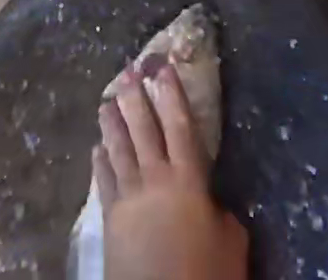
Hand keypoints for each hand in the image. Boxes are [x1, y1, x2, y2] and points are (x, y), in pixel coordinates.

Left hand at [95, 62, 246, 279]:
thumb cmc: (204, 276)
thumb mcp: (230, 244)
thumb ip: (222, 214)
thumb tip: (212, 203)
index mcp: (188, 179)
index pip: (180, 125)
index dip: (172, 95)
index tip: (164, 68)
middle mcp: (155, 179)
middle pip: (144, 129)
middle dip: (136, 98)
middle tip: (128, 70)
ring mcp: (129, 197)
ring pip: (119, 149)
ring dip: (112, 123)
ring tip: (106, 100)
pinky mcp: (110, 220)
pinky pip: (104, 181)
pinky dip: (100, 161)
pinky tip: (97, 148)